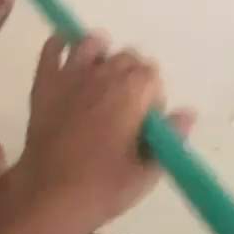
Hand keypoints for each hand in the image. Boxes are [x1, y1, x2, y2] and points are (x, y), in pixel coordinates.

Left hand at [13, 31, 196, 233]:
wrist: (52, 190)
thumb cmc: (104, 185)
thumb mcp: (147, 171)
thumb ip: (170, 137)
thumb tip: (188, 113)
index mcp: (131, 92)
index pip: (151, 73)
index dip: (152, 93)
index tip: (147, 116)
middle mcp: (102, 73)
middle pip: (125, 56)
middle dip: (130, 74)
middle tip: (126, 104)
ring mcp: (71, 73)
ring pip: (91, 43)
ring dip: (100, 52)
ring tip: (101, 72)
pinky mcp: (45, 78)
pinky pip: (52, 46)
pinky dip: (60, 44)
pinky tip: (66, 53)